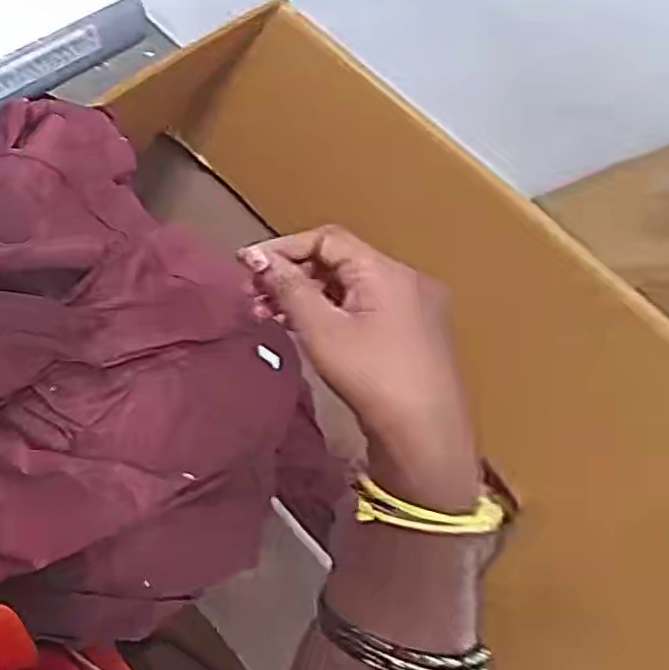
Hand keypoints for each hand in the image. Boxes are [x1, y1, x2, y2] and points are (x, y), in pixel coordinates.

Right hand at [240, 226, 477, 511]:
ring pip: (345, 284)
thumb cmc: (369, 374)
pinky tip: (299, 327)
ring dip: (302, 293)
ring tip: (267, 314)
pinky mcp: (408, 330)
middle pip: (335, 260)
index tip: (245, 266)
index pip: (326, 239)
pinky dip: (324, 308)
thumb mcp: (319, 327)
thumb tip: (257, 256)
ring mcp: (410, 306)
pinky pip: (358, 304)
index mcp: (386, 272)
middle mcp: (404, 280)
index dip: (282, 248)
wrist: (423, 430)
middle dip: (289, 273)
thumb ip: (286, 286)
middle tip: (252, 295)